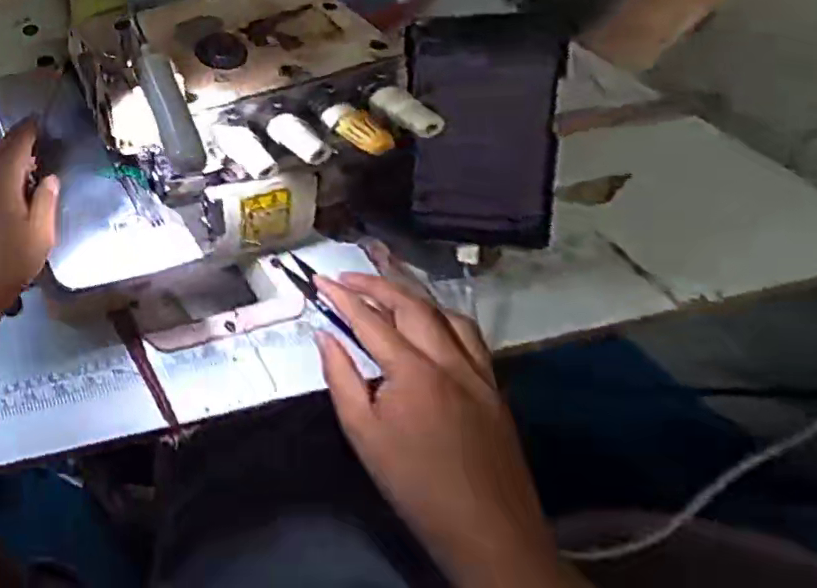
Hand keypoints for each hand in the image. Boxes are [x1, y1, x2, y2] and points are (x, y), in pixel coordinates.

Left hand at [0, 119, 58, 325]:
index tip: (43, 119)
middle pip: (3, 150)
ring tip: (35, 155)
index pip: (17, 143)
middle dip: (21, 139)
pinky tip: (19, 183)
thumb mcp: (40, 231)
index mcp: (3, 179)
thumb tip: (50, 176)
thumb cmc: (11, 258)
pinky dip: (7, 171)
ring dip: (13, 156)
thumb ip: (47, 199)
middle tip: (42, 132)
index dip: (30, 129)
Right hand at [315, 247, 581, 587]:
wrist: (491, 538)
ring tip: (387, 295)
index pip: (370, 320)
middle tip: (347, 279)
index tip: (319, 280)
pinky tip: (428, 330)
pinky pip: (471, 341)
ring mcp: (481, 378)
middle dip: (377, 286)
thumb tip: (325, 336)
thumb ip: (340, 376)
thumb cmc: (414, 484)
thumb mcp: (361, 431)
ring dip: (415, 298)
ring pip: (450, 318)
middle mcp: (452, 365)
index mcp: (415, 373)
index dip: (341, 296)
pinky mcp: (497, 394)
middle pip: (414, 306)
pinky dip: (443, 322)